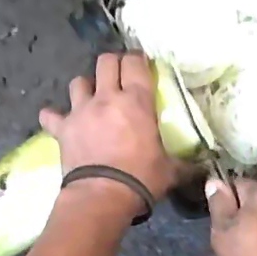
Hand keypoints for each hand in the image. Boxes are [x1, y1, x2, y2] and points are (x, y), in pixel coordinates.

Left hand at [39, 53, 180, 211]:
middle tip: (120, 76)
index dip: (139, 59)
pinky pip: (51, 115)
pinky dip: (54, 116)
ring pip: (78, 82)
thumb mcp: (171, 171)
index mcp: (136, 102)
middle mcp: (106, 98)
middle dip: (113, 64)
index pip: (135, 63)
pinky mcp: (62, 129)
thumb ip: (186, 164)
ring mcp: (81, 111)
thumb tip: (205, 167)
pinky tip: (58, 121)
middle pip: (105, 62)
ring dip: (86, 86)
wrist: (101, 197)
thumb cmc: (141, 179)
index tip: (143, 64)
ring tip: (92, 97)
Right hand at [205, 177, 256, 255]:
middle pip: (252, 201)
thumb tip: (214, 181)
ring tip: (241, 252)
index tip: (217, 221)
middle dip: (238, 215)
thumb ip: (218, 203)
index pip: (237, 183)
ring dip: (251, 229)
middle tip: (226, 239)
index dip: (223, 200)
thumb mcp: (223, 230)